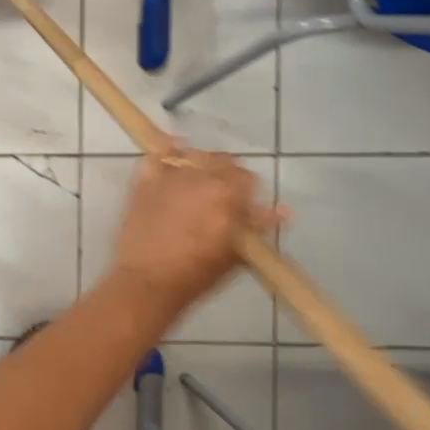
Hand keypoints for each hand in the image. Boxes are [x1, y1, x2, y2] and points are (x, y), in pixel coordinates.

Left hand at [103, 142, 282, 318]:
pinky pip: (156, 154)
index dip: (248, 191)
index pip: (248, 178)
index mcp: (228, 195)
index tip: (244, 205)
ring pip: (194, 154)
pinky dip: (166, 149)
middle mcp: (201, 178)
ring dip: (201, 162)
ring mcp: (169, 177)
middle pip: (222, 161)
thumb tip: (284, 211)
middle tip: (223, 195)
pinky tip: (172, 149)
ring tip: (200, 179)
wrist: (147, 281)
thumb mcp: (236, 253)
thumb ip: (258, 226)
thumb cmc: (197, 274)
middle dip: (227, 175)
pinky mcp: (144, 182)